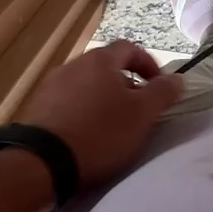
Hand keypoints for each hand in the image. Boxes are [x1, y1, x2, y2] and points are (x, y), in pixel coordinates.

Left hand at [14, 40, 183, 188]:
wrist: (40, 163)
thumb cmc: (100, 132)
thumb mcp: (142, 114)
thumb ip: (163, 92)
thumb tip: (177, 78)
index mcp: (101, 59)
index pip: (130, 48)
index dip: (148, 64)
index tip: (158, 87)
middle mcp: (74, 65)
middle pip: (107, 67)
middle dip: (125, 84)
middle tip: (136, 110)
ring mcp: (51, 86)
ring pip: (86, 85)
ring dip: (101, 99)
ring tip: (110, 126)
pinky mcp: (36, 109)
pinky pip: (66, 103)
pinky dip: (80, 113)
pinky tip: (84, 136)